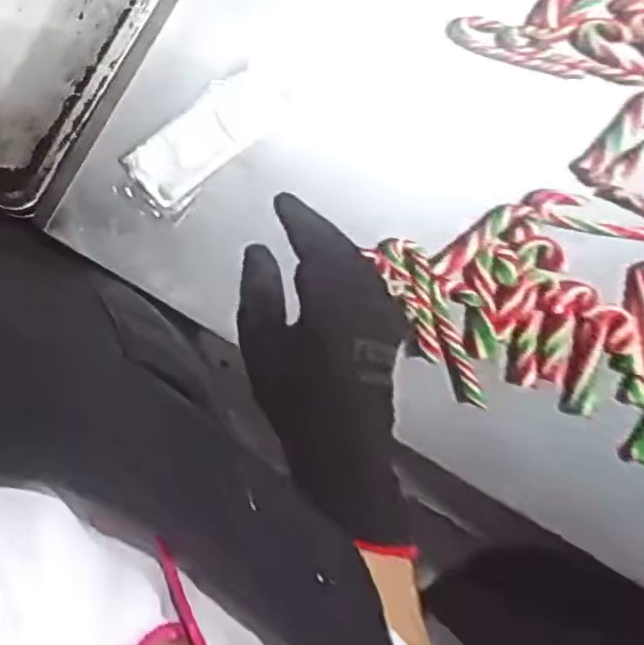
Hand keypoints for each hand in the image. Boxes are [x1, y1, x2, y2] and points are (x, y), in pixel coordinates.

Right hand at [238, 193, 411, 547]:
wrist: (340, 444)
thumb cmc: (291, 392)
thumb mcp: (261, 339)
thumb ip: (260, 290)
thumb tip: (259, 248)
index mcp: (333, 303)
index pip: (320, 248)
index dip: (300, 222)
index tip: (280, 200)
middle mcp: (367, 305)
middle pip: (347, 254)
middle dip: (319, 228)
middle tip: (291, 209)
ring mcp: (381, 319)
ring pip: (362, 268)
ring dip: (336, 244)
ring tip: (308, 231)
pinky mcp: (384, 332)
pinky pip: (369, 284)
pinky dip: (349, 265)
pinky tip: (336, 265)